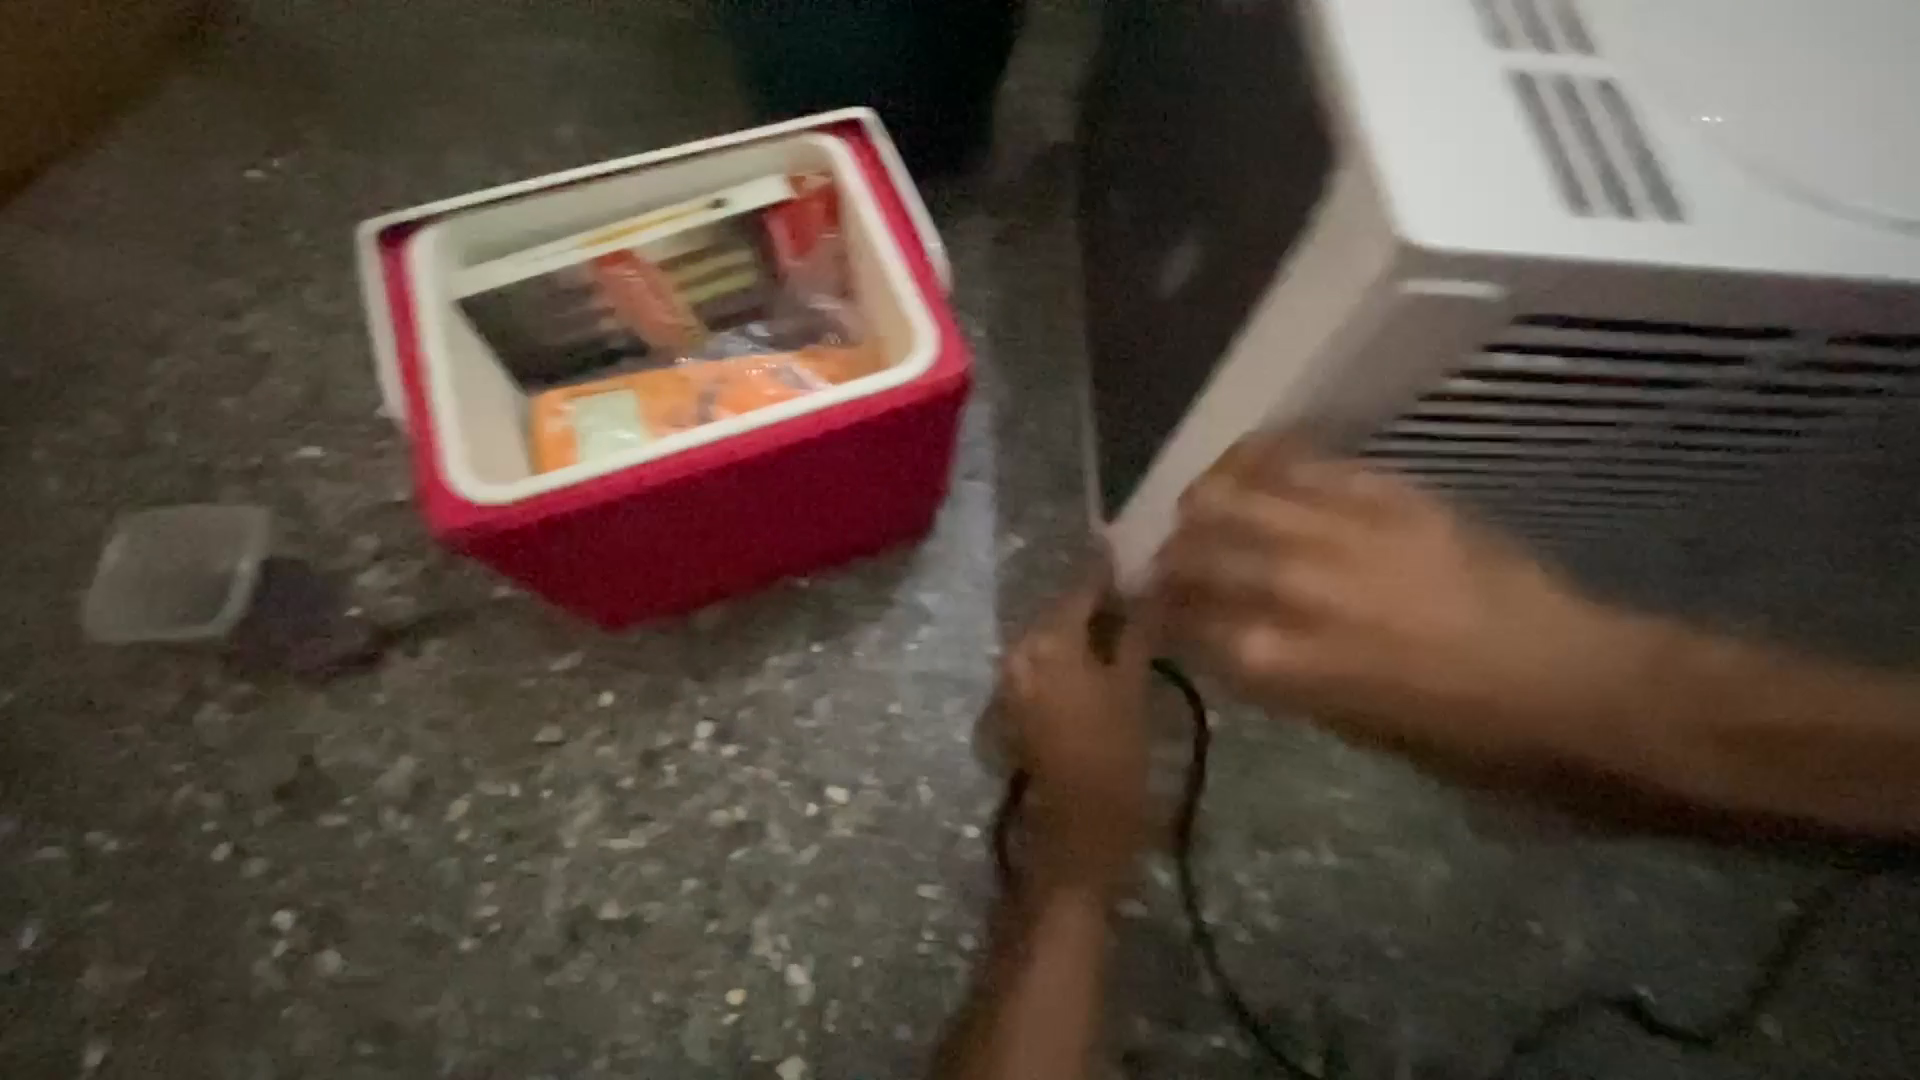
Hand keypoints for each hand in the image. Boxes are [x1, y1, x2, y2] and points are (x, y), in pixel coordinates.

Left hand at [996, 563, 1155, 894]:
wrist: (1077, 829)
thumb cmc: (1114, 757)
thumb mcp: (1132, 688)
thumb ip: (1135, 632)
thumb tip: (1149, 589)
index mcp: (1049, 641)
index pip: (1080, 590)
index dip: (1109, 576)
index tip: (1139, 566)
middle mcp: (1019, 650)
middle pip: (1061, 612)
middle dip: (1096, 604)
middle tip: (1138, 601)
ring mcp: (1010, 677)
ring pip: (1050, 637)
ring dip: (1082, 631)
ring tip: (1124, 632)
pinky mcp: (1011, 702)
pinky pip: (1041, 663)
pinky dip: (1066, 657)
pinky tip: (1097, 663)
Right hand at [1153, 435, 1626, 761]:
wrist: (1571, 682)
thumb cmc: (1455, 733)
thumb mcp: (1344, 724)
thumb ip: (1274, 674)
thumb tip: (1228, 638)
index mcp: (1278, 662)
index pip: (1184, 620)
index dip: (1158, 611)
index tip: (1151, 608)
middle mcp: (1291, 589)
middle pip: (1192, 553)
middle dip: (1165, 558)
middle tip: (1167, 561)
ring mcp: (1335, 532)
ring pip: (1230, 496)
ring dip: (1200, 504)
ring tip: (1196, 507)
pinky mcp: (1382, 494)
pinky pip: (1297, 460)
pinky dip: (1258, 459)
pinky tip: (1246, 465)